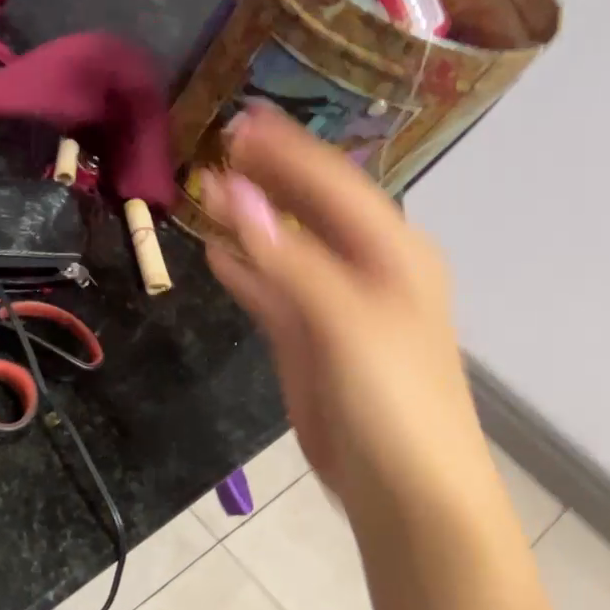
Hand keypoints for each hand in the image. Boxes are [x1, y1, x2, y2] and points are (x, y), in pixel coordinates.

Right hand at [199, 102, 503, 537]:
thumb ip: (287, 261)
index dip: (287, 155)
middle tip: (219, 148)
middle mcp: (365, 270)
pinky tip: (218, 255)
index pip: (333, 187)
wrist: (401, 484)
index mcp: (392, 254)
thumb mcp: (342, 321)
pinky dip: (246, 272)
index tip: (238, 125)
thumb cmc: (389, 398)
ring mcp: (334, 308)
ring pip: (285, 250)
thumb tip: (235, 200)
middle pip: (310, 211)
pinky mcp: (307, 343)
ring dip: (250, 222)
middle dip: (268, 179)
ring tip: (208, 192)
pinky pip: (272, 293)